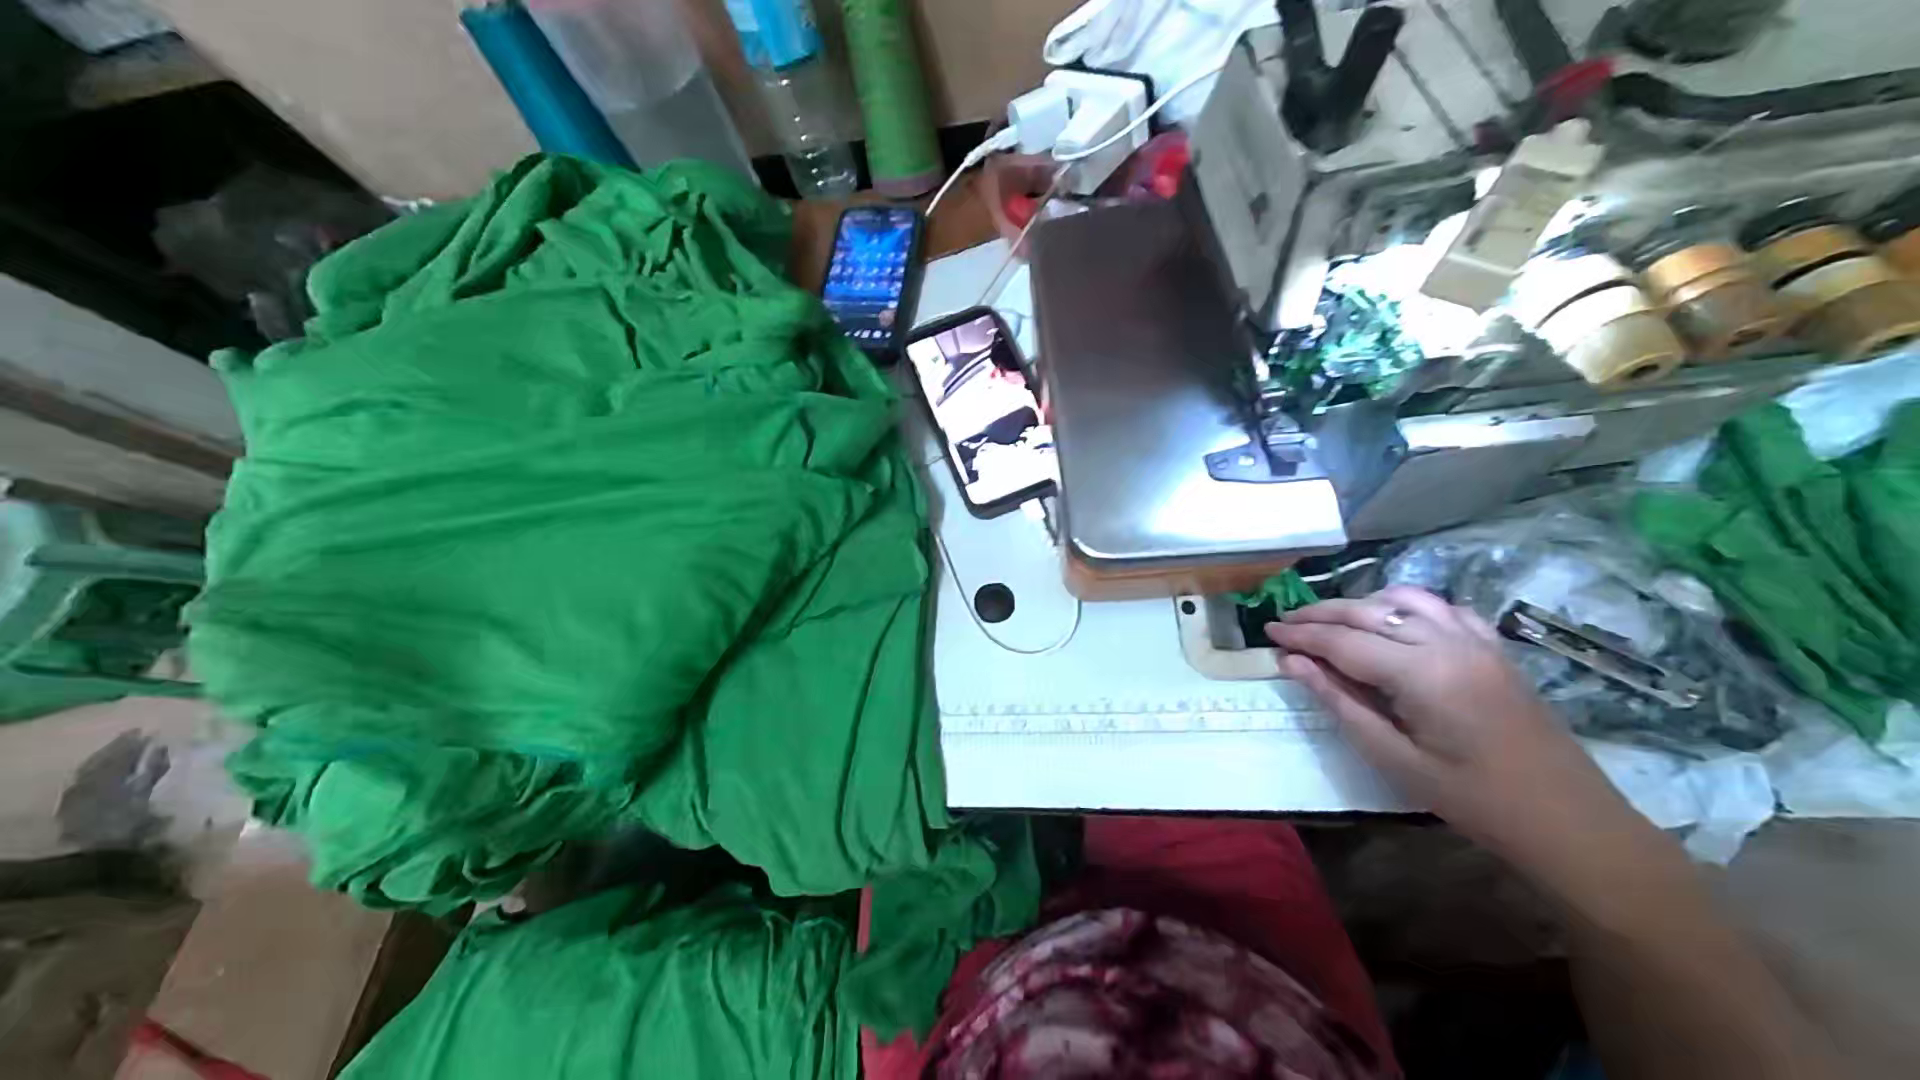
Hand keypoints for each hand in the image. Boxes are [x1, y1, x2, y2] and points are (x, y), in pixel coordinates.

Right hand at [1266, 586, 1641, 870]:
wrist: (1569, 822)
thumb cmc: (1473, 800)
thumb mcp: (1394, 759)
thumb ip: (1340, 703)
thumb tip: (1292, 663)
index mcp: (1422, 673)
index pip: (1344, 641)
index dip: (1301, 635)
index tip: (1267, 633)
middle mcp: (1448, 643)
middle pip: (1369, 612)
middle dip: (1320, 614)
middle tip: (1285, 622)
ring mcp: (1476, 641)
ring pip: (1404, 600)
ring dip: (1360, 604)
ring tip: (1329, 620)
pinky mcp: (1493, 648)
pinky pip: (1441, 608)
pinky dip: (1405, 605)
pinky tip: (1390, 619)